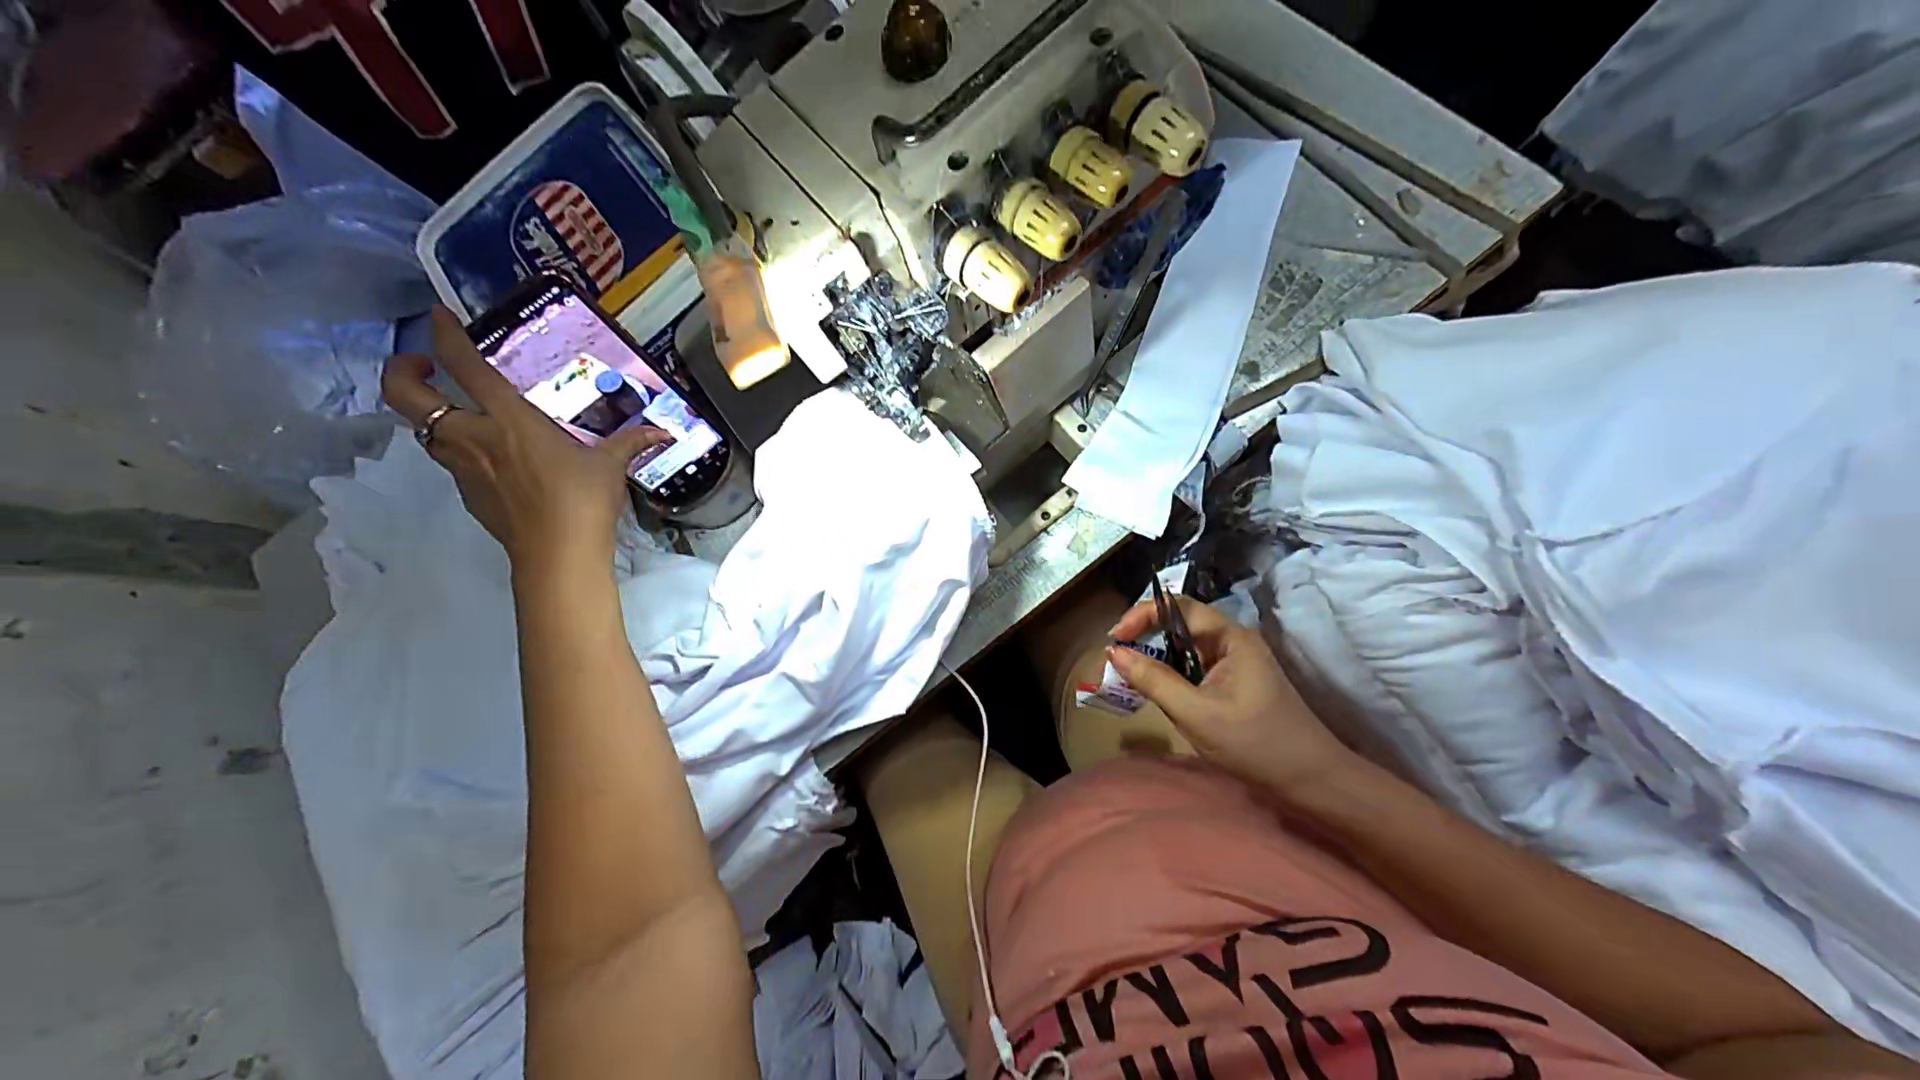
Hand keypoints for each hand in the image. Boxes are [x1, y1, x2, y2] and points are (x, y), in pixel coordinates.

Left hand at [381, 307, 667, 568]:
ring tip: (461, 412)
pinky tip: (492, 460)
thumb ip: (629, 443)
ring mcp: (465, 469)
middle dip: (402, 371)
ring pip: (423, 431)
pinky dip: (461, 451)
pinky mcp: (469, 496)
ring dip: (431, 414)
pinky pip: (452, 463)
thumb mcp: (610, 466)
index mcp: (509, 419)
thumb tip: (662, 432)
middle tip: (426, 366)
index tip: (438, 316)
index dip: (443, 334)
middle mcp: (474, 437)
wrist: (557, 556)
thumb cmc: (583, 501)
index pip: (462, 365)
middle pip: (404, 395)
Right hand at [1108, 595, 1360, 803]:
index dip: (1143, 615)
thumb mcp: (1196, 714)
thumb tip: (1114, 652)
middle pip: (1182, 623)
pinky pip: (1196, 666)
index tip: (1115, 637)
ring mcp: (1237, 662)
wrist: (1312, 781)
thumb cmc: (1255, 744)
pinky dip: (1173, 672)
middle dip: (1146, 635)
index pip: (1179, 607)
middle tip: (1117, 655)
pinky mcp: (1235, 681)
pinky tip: (1157, 689)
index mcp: (1232, 638)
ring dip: (1158, 656)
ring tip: (1129, 672)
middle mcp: (1235, 641)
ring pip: (1187, 647)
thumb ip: (1154, 680)